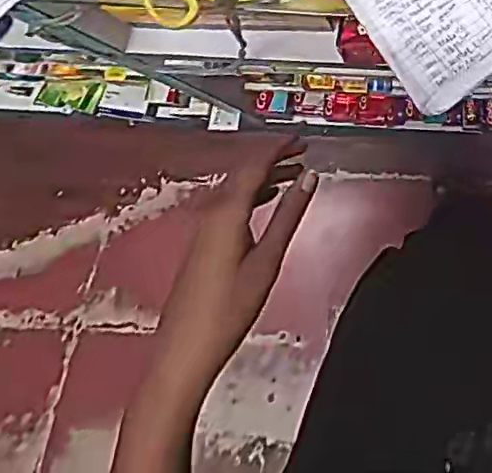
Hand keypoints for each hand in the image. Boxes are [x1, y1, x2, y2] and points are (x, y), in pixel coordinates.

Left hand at [154, 137, 316, 386]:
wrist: (183, 352)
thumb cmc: (228, 310)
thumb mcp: (268, 260)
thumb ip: (289, 215)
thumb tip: (308, 179)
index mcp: (228, 211)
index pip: (255, 164)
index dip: (279, 147)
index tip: (300, 139)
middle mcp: (212, 211)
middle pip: (245, 172)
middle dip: (274, 158)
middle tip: (302, 152)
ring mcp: (205, 227)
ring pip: (238, 187)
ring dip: (265, 176)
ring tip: (293, 175)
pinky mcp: (203, 242)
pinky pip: (231, 203)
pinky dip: (253, 194)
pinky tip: (266, 202)